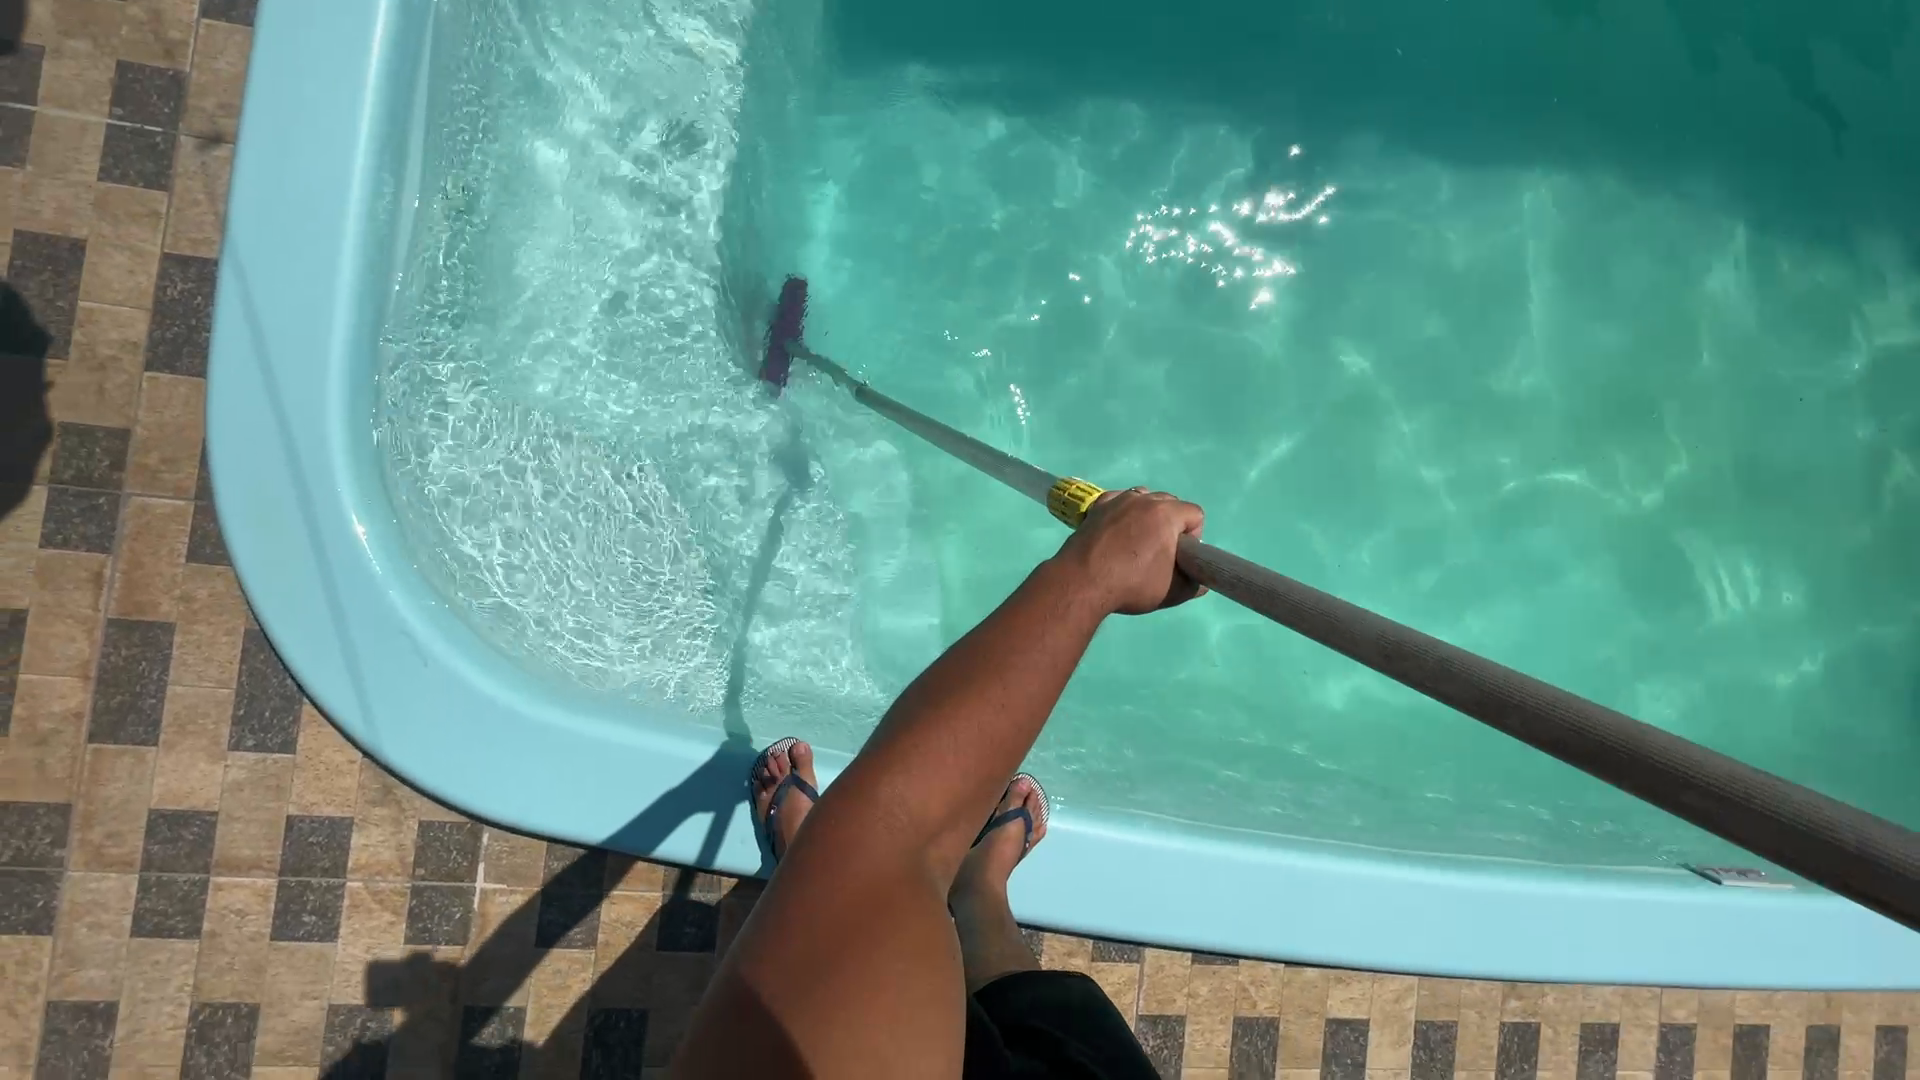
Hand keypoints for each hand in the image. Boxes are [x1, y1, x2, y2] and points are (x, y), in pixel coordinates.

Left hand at [1054, 487, 1205, 615]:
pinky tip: (1114, 531)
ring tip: (1136, 540)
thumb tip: (1200, 583)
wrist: (1082, 582)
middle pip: (1169, 502)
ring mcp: (1116, 500)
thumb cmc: (1132, 585)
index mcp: (1166, 513)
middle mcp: (1142, 499)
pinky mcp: (1095, 508)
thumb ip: (1194, 585)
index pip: (1195, 514)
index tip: (1180, 556)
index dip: (1193, 536)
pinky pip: (1116, 501)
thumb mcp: (1173, 592)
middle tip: (1160, 550)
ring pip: (1141, 498)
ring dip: (1145, 514)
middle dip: (1170, 523)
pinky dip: (1120, 512)